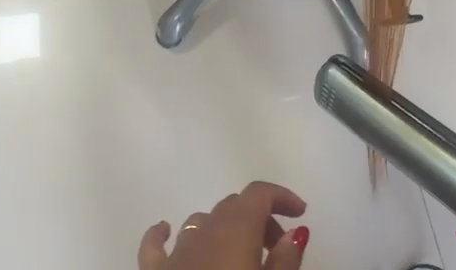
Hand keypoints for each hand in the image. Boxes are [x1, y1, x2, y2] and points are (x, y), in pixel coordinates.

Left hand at [139, 181, 310, 269]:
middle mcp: (205, 229)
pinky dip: (163, 233)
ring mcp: (177, 250)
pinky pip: (155, 244)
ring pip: (202, 222)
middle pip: (235, 207)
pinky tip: (165, 231)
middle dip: (259, 220)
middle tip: (277, 249)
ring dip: (225, 231)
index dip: (281, 196)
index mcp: (236, 229)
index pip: (259, 193)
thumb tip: (295, 233)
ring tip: (241, 258)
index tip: (300, 213)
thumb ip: (285, 260)